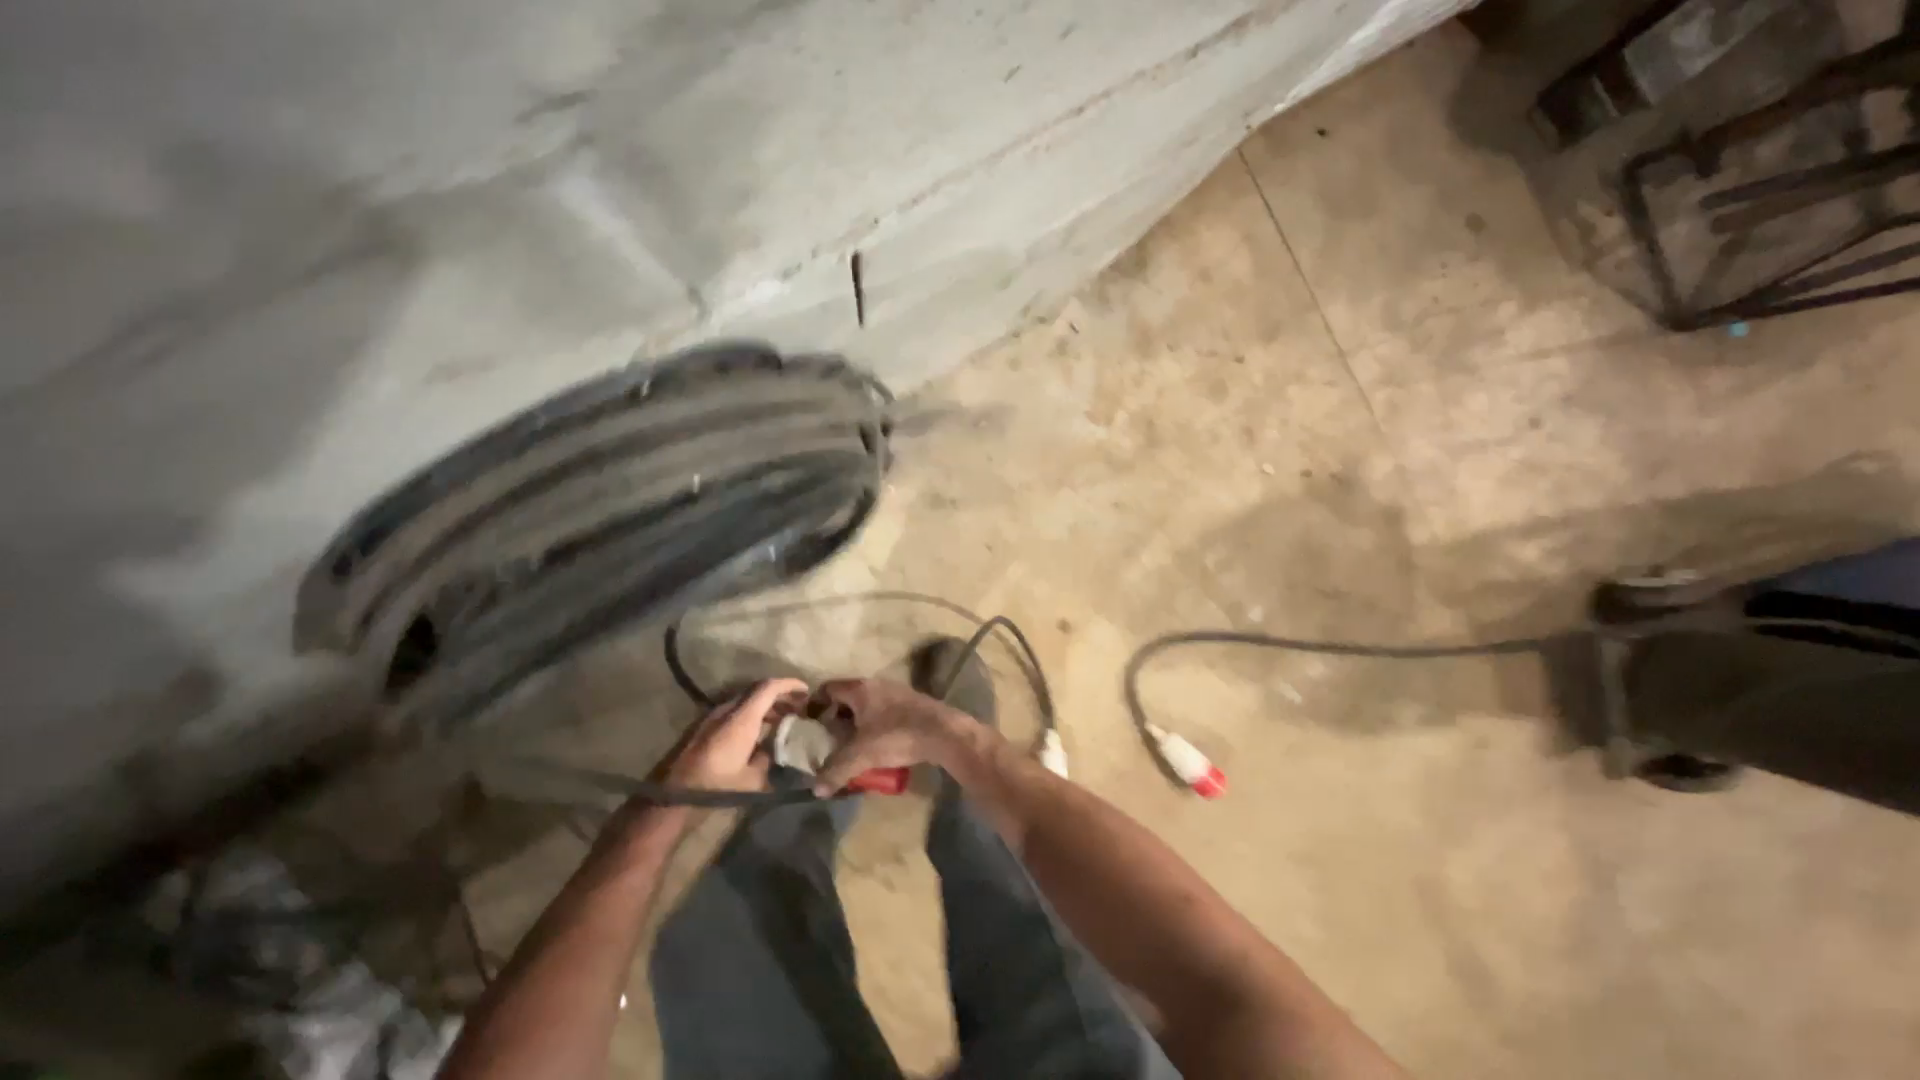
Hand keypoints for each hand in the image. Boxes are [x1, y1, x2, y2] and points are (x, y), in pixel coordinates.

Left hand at [664, 678, 808, 792]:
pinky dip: (750, 716)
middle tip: (798, 709)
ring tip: (781, 722)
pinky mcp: (701, 728)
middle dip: (779, 697)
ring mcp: (710, 718)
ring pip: (743, 702)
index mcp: (741, 719)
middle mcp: (725, 711)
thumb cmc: (715, 788)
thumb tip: (776, 749)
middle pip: (756, 692)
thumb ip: (768, 758)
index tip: (806, 691)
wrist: (671, 798)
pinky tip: (757, 734)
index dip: (789, 685)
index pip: (768, 688)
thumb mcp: (752, 780)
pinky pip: (731, 712)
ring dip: (764, 707)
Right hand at [810, 677, 981, 794]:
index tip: (809, 725)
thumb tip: (816, 789)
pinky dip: (875, 727)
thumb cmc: (897, 736)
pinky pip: (885, 713)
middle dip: (836, 719)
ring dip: (857, 724)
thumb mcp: (862, 755)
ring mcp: (897, 693)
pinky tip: (878, 747)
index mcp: (860, 689)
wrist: (945, 733)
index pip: (828, 689)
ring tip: (852, 747)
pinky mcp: (912, 705)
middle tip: (829, 740)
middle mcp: (877, 684)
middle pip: (847, 698)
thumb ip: (836, 770)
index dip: (814, 705)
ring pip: (868, 707)